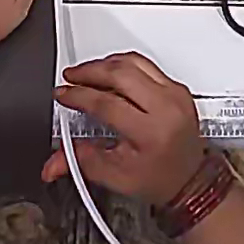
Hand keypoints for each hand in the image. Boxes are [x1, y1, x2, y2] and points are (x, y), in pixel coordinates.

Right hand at [42, 52, 207, 204]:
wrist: (190, 181)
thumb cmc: (158, 179)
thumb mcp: (114, 177)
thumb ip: (79, 163)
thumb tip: (52, 163)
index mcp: (151, 133)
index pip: (107, 103)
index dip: (79, 96)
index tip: (63, 94)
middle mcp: (167, 109)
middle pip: (120, 74)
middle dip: (88, 72)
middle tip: (71, 77)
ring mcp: (175, 95)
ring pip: (133, 62)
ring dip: (104, 63)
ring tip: (86, 72)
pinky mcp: (178, 87)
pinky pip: (146, 65)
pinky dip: (123, 65)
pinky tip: (109, 71)